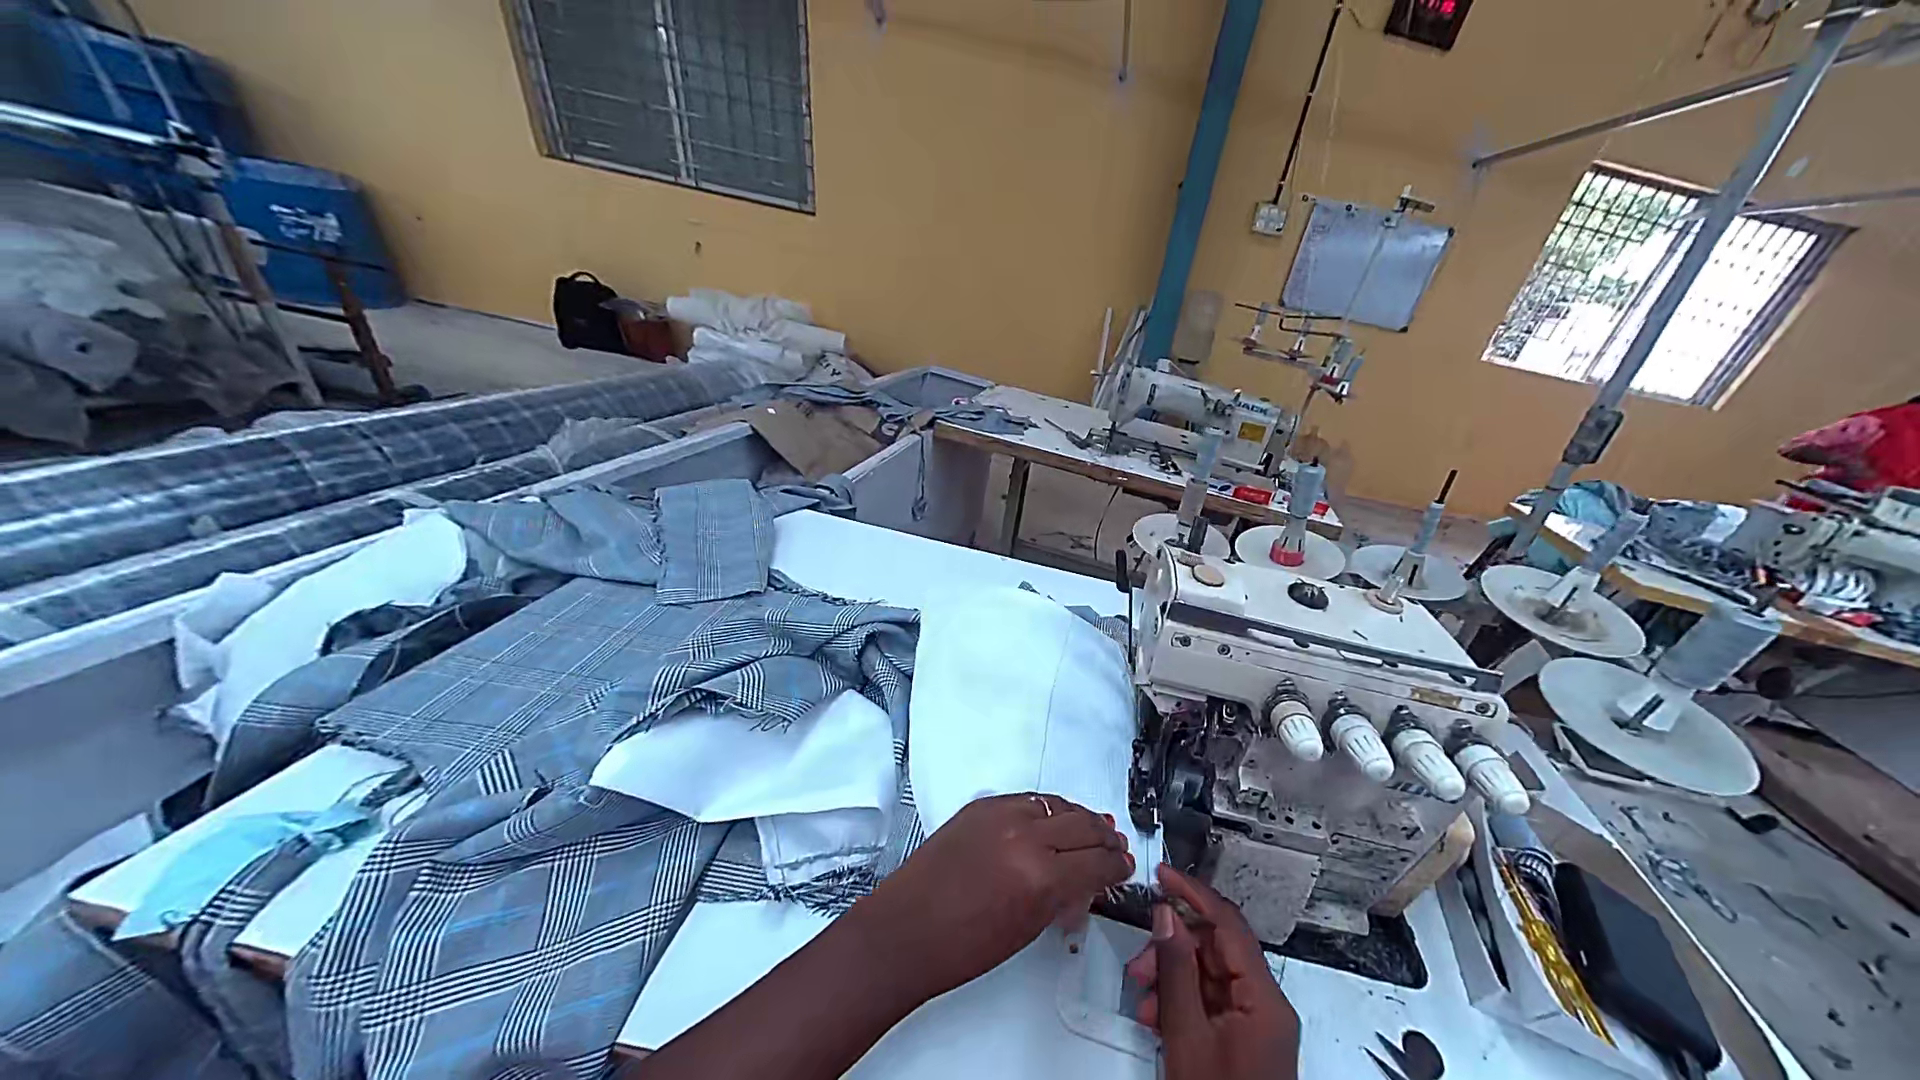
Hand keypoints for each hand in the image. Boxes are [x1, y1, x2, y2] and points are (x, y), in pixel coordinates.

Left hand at [846, 793, 1133, 1002]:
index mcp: (1041, 878)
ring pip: (1056, 805)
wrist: (907, 929)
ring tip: (1091, 826)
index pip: (1097, 863)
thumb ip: (1061, 896)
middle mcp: (1023, 838)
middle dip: (1104, 838)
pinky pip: (1025, 799)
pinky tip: (1052, 817)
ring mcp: (999, 816)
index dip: (1117, 865)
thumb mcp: (1027, 928)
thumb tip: (1084, 880)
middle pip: (1083, 826)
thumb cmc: (960, 944)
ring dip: (1078, 817)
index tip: (1123, 866)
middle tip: (1114, 845)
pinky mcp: (979, 806)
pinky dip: (1045, 808)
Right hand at [1127, 864, 1300, 1079]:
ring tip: (1144, 997)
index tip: (1163, 875)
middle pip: (1215, 948)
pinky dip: (1177, 1000)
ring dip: (1170, 976)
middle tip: (1141, 960)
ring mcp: (1252, 1021)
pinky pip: (1206, 999)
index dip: (1194, 893)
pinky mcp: (1239, 1036)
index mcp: (1264, 999)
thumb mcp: (1187, 1035)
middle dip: (1172, 947)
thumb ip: (1175, 969)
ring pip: (1206, 973)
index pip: (1228, 923)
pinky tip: (1155, 1015)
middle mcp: (1264, 1003)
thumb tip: (1167, 914)